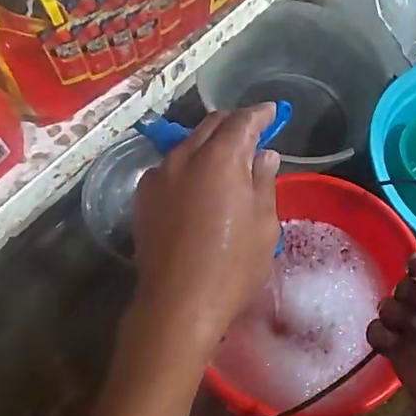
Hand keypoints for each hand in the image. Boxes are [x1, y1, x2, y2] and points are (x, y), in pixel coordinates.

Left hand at [129, 105, 280, 357]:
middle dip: (234, 123)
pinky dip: (191, 164)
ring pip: (188, 145)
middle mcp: (185, 158)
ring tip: (230, 158)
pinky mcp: (144, 197)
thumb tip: (264, 156)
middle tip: (254, 131)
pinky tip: (202, 183)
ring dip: (210, 144)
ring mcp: (159, 176)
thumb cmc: (234, 265)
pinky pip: (172, 167)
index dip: (259, 115)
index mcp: (220, 160)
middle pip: (210, 126)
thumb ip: (263, 183)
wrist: (179, 302)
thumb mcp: (264, 225)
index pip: (241, 122)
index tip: (272, 112)